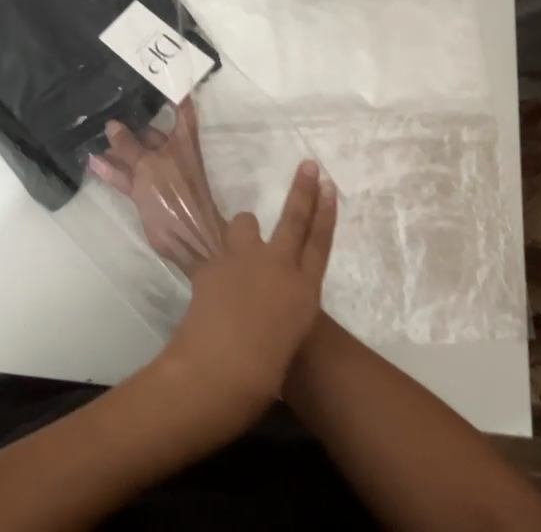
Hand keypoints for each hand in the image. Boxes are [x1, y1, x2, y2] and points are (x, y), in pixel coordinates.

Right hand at [90, 99, 224, 272]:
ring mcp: (158, 171)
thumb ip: (129, 145)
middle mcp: (172, 151)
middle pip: (151, 129)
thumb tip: (112, 125)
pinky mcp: (146, 191)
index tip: (158, 72)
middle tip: (106, 101)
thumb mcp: (148, 164)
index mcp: (182, 139)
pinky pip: (127, 175)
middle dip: (132, 119)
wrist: (185, 236)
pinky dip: (112, 169)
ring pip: (135, 153)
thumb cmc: (174, 192)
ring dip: (117, 145)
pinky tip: (92, 159)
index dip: (172, 90)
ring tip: (92, 128)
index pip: (181, 106)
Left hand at [161, 161, 336, 414]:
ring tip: (239, 249)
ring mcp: (242, 261)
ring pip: (245, 226)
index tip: (329, 186)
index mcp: (304, 293)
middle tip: (308, 165)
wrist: (217, 372)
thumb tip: (268, 306)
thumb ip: (279, 314)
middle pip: (294, 220)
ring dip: (243, 231)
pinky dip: (217, 263)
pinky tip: (210, 283)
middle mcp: (277, 269)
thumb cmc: (260, 376)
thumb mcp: (283, 343)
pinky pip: (216, 255)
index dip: (326, 214)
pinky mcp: (211, 265)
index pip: (320, 244)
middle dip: (302, 191)